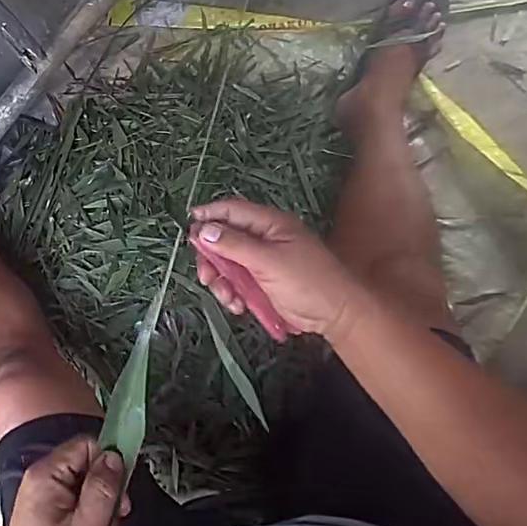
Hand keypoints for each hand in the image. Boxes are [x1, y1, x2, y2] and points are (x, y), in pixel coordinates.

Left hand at [0, 436, 127, 525]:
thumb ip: (103, 488)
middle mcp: (40, 481)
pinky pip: (76, 506)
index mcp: (44, 476)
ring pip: (86, 489)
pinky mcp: (45, 518)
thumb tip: (115, 455)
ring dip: (102, 513)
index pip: (86, 445)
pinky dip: (91, 523)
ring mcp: (41, 500)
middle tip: (115, 524)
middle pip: (88, 467)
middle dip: (107, 494)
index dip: (109, 463)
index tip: (123, 491)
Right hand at [189, 197, 363, 336]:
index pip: (232, 210)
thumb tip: (203, 229)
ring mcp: (264, 262)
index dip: (209, 215)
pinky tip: (240, 306)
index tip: (189, 225)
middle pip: (224, 240)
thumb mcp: (267, 261)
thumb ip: (233, 245)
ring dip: (222, 282)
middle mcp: (264, 239)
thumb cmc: (307, 282)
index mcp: (270, 224)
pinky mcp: (264, 283)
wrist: (336, 315)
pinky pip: (238, 283)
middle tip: (206, 276)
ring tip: (229, 299)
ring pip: (228, 265)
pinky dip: (234, 294)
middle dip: (212, 259)